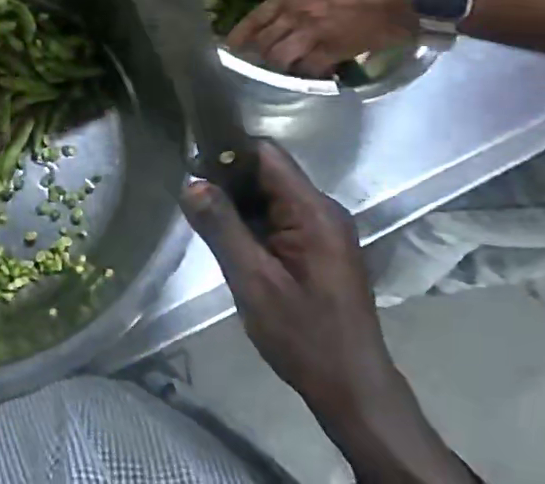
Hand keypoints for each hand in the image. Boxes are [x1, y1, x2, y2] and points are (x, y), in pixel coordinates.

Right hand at [180, 144, 393, 409]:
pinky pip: (279, 216)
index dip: (227, 153)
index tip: (193, 167)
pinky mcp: (319, 247)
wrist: (354, 391)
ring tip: (204, 218)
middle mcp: (323, 210)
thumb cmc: (304, 336)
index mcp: (314, 211)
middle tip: (192, 200)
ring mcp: (324, 229)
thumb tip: (191, 184)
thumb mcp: (254, 282)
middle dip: (228, 180)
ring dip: (238, 203)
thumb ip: (222, 228)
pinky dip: (252, 222)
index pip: (266, 154)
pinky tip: (231, 240)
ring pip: (271, 195)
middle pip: (268, 172)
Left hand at [226, 0, 424, 76]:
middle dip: (260, 53)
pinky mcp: (336, 52)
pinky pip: (312, 69)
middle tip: (261, 61)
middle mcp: (297, 15)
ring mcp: (314, 35)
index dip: (242, 33)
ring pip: (281, 59)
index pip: (257, 16)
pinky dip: (311, 73)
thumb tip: (302, 6)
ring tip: (288, 68)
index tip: (232, 45)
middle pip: (265, 42)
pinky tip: (317, 73)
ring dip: (282, 66)